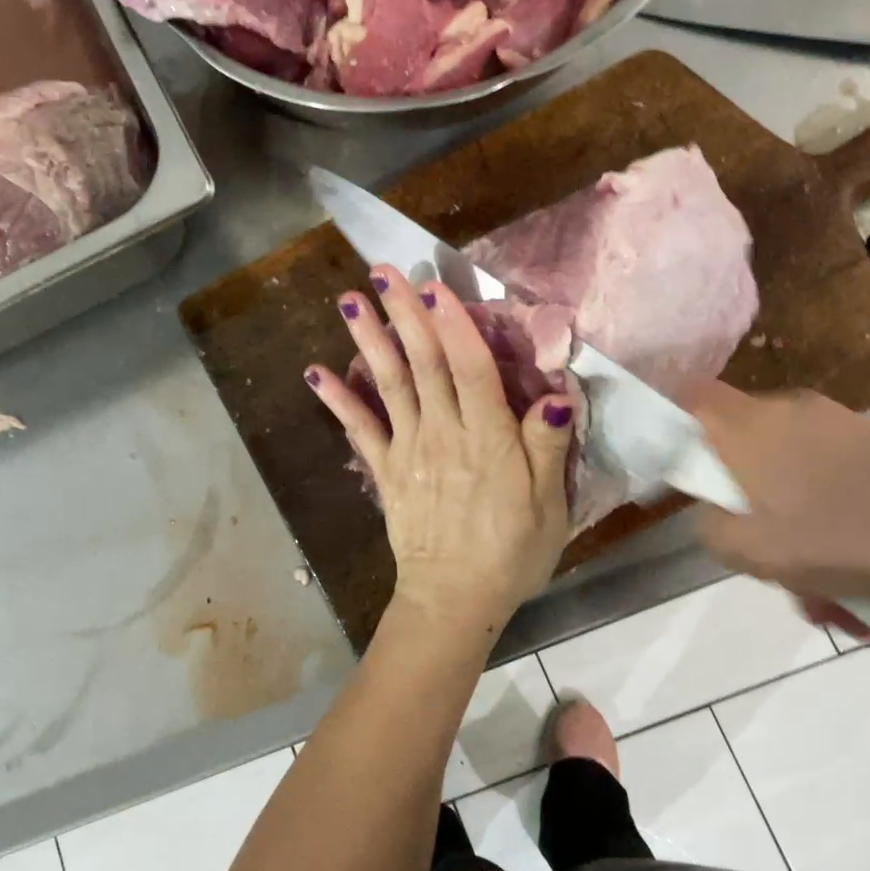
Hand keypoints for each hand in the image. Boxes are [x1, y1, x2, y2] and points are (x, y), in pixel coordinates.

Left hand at [306, 266, 575, 634]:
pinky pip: (360, 430)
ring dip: (370, 341)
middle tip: (384, 271)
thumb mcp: (549, 505)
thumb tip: (553, 396)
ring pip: (389, 385)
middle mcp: (443, 433)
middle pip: (424, 364)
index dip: (451, 325)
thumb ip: (547, 448)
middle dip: (404, 314)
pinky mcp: (386, 471)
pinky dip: (338, 400)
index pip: (469, 369)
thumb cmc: (511, 552)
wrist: (454, 599)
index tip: (433, 285)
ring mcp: (408, 450)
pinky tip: (316, 373)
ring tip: (351, 301)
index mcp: (487, 438)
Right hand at [690, 383, 869, 599]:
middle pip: (739, 459)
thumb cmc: (863, 534)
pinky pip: (840, 501)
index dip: (671, 432)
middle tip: (768, 569)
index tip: (678, 482)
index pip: (688, 401)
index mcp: (751, 427)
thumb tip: (714, 519)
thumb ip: (713, 533)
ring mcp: (845, 436)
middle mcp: (792, 418)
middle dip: (747, 518)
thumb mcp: (761, 552)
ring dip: (801, 546)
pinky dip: (843, 543)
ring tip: (833, 603)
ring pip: (793, 492)